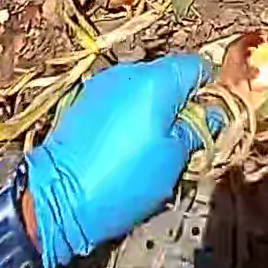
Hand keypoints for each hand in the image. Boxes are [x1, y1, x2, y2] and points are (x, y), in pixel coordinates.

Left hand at [24, 54, 214, 267]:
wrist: (53, 201)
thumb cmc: (122, 179)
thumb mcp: (173, 160)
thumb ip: (198, 128)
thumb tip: (214, 114)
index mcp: (158, 79)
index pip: (200, 66)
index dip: (210, 91)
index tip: (210, 119)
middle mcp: (132, 71)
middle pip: (172, 76)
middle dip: (182, 103)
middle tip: (183, 139)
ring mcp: (105, 83)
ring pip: (146, 88)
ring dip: (155, 109)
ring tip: (151, 146)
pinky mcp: (86, 100)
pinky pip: (122, 99)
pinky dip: (130, 116)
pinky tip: (125, 146)